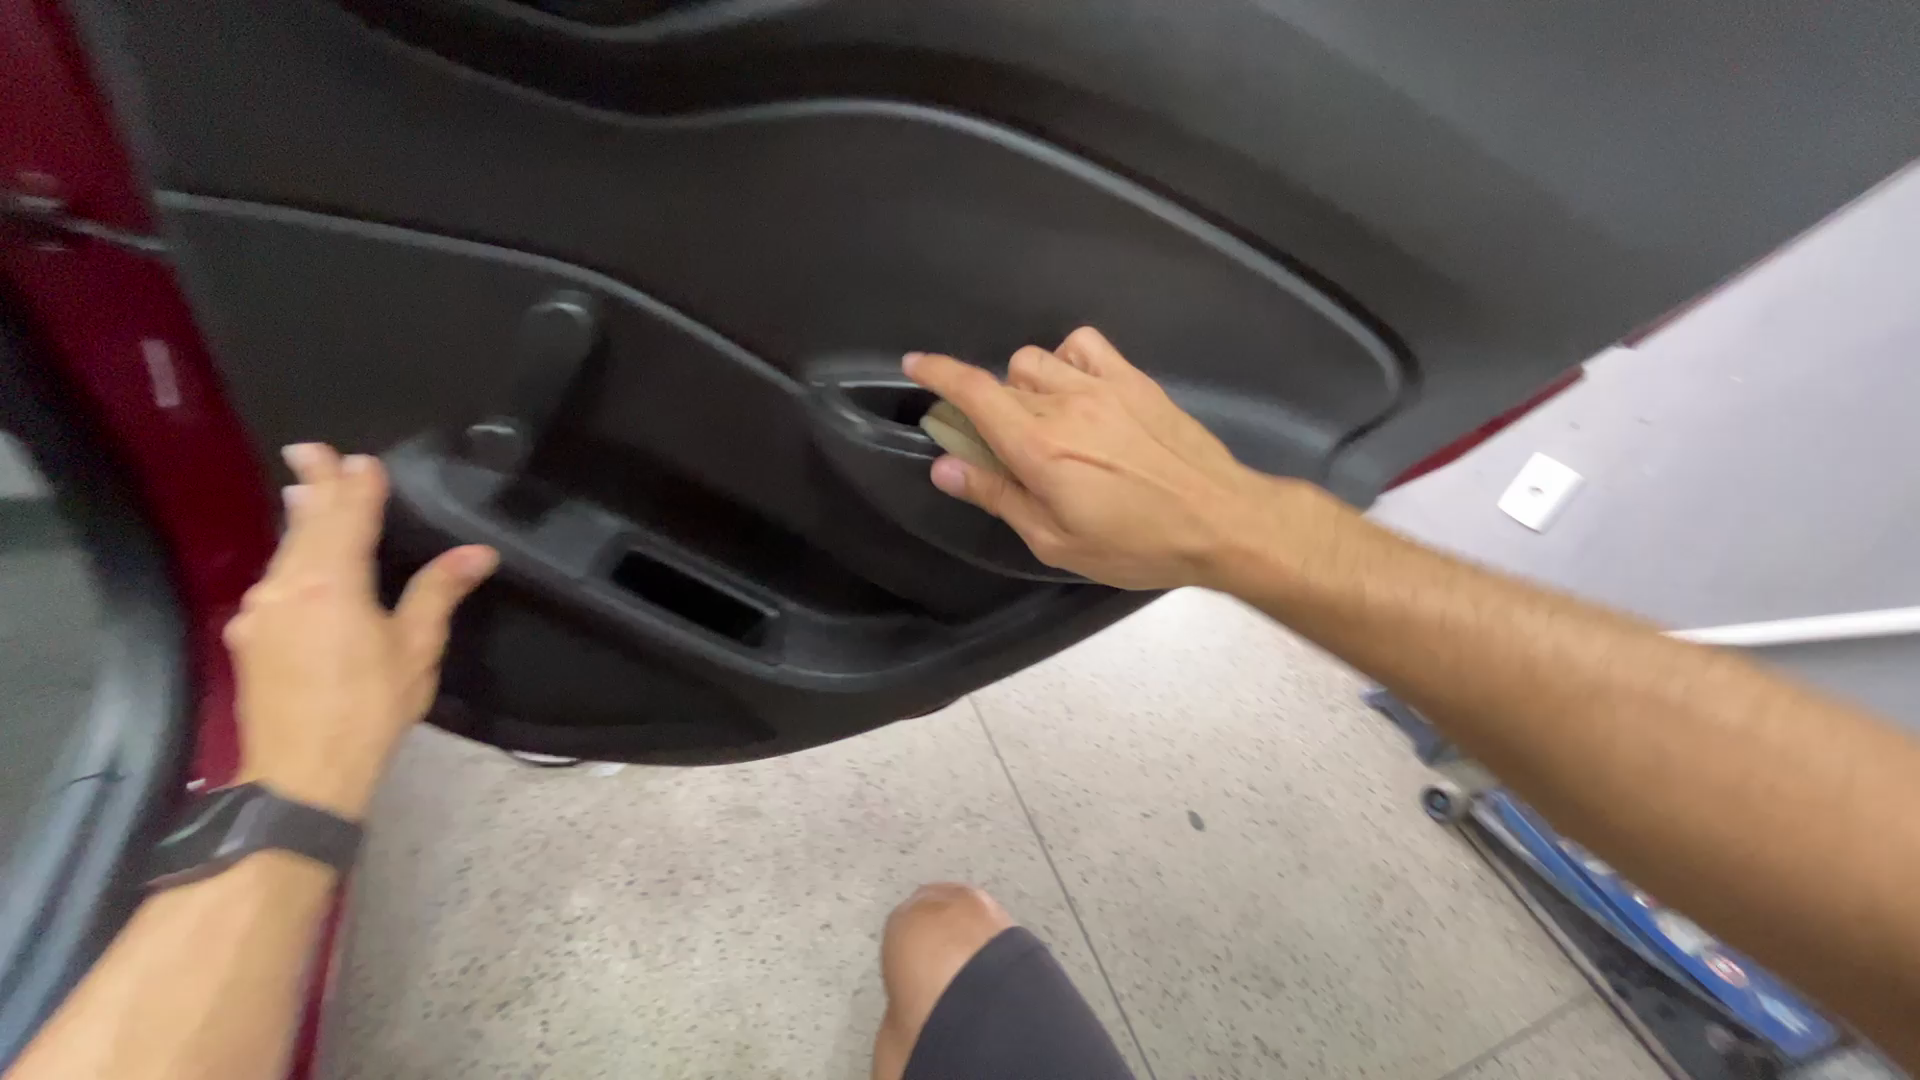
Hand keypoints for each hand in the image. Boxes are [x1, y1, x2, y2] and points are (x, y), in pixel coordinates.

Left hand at [223, 444, 496, 818]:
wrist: (302, 774)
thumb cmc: (370, 708)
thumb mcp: (416, 649)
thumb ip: (438, 593)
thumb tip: (476, 552)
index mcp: (330, 587)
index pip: (346, 522)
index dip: (358, 489)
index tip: (363, 459)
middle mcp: (285, 590)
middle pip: (305, 528)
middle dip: (313, 487)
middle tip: (310, 450)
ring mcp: (260, 615)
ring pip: (284, 554)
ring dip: (299, 519)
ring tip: (302, 491)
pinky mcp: (249, 640)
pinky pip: (273, 581)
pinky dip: (288, 555)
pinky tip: (292, 557)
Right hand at [903, 327, 1301, 589]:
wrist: (1221, 520)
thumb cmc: (1135, 544)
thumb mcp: (1055, 541)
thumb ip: (997, 496)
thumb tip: (944, 466)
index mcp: (1038, 447)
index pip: (973, 392)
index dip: (937, 373)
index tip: (914, 365)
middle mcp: (1064, 404)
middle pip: (1001, 380)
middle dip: (986, 407)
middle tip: (1001, 447)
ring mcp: (1102, 386)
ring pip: (1035, 359)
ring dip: (1023, 385)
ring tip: (1042, 421)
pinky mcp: (1134, 380)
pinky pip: (1083, 345)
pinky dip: (1065, 360)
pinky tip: (1076, 391)